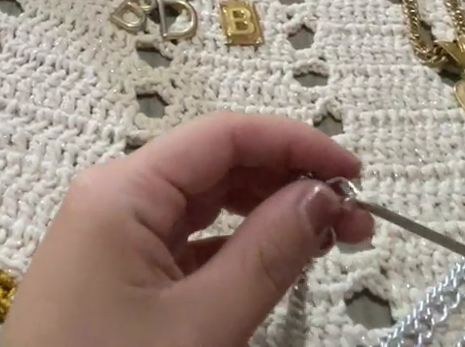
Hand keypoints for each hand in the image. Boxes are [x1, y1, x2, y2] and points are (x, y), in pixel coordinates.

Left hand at [0, 111, 374, 346]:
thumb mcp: (202, 328)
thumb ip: (269, 252)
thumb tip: (325, 193)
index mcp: (122, 189)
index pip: (222, 136)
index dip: (293, 143)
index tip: (355, 171)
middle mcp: (113, 196)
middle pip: (213, 165)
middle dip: (286, 180)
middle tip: (355, 216)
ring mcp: (109, 235)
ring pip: (201, 202)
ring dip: (265, 212)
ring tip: (329, 235)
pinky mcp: (113, 274)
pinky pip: (184, 241)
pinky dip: (232, 245)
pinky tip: (274, 259)